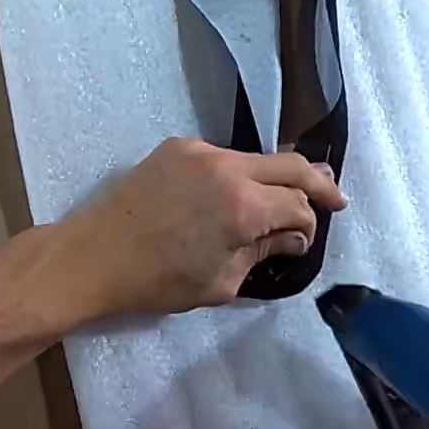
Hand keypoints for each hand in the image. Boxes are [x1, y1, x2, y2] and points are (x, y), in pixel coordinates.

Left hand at [59, 138, 346, 317]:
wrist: (93, 256)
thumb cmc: (158, 281)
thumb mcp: (222, 281)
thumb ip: (266, 252)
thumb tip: (295, 236)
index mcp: (243, 206)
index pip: (299, 206)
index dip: (309, 226)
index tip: (301, 243)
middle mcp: (229, 167)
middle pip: (293, 165)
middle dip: (320, 183)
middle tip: (335, 198)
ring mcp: (202, 151)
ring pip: (260, 159)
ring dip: (278, 179)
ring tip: (288, 197)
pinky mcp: (180, 147)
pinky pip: (226, 158)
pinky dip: (241, 175)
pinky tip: (235, 195)